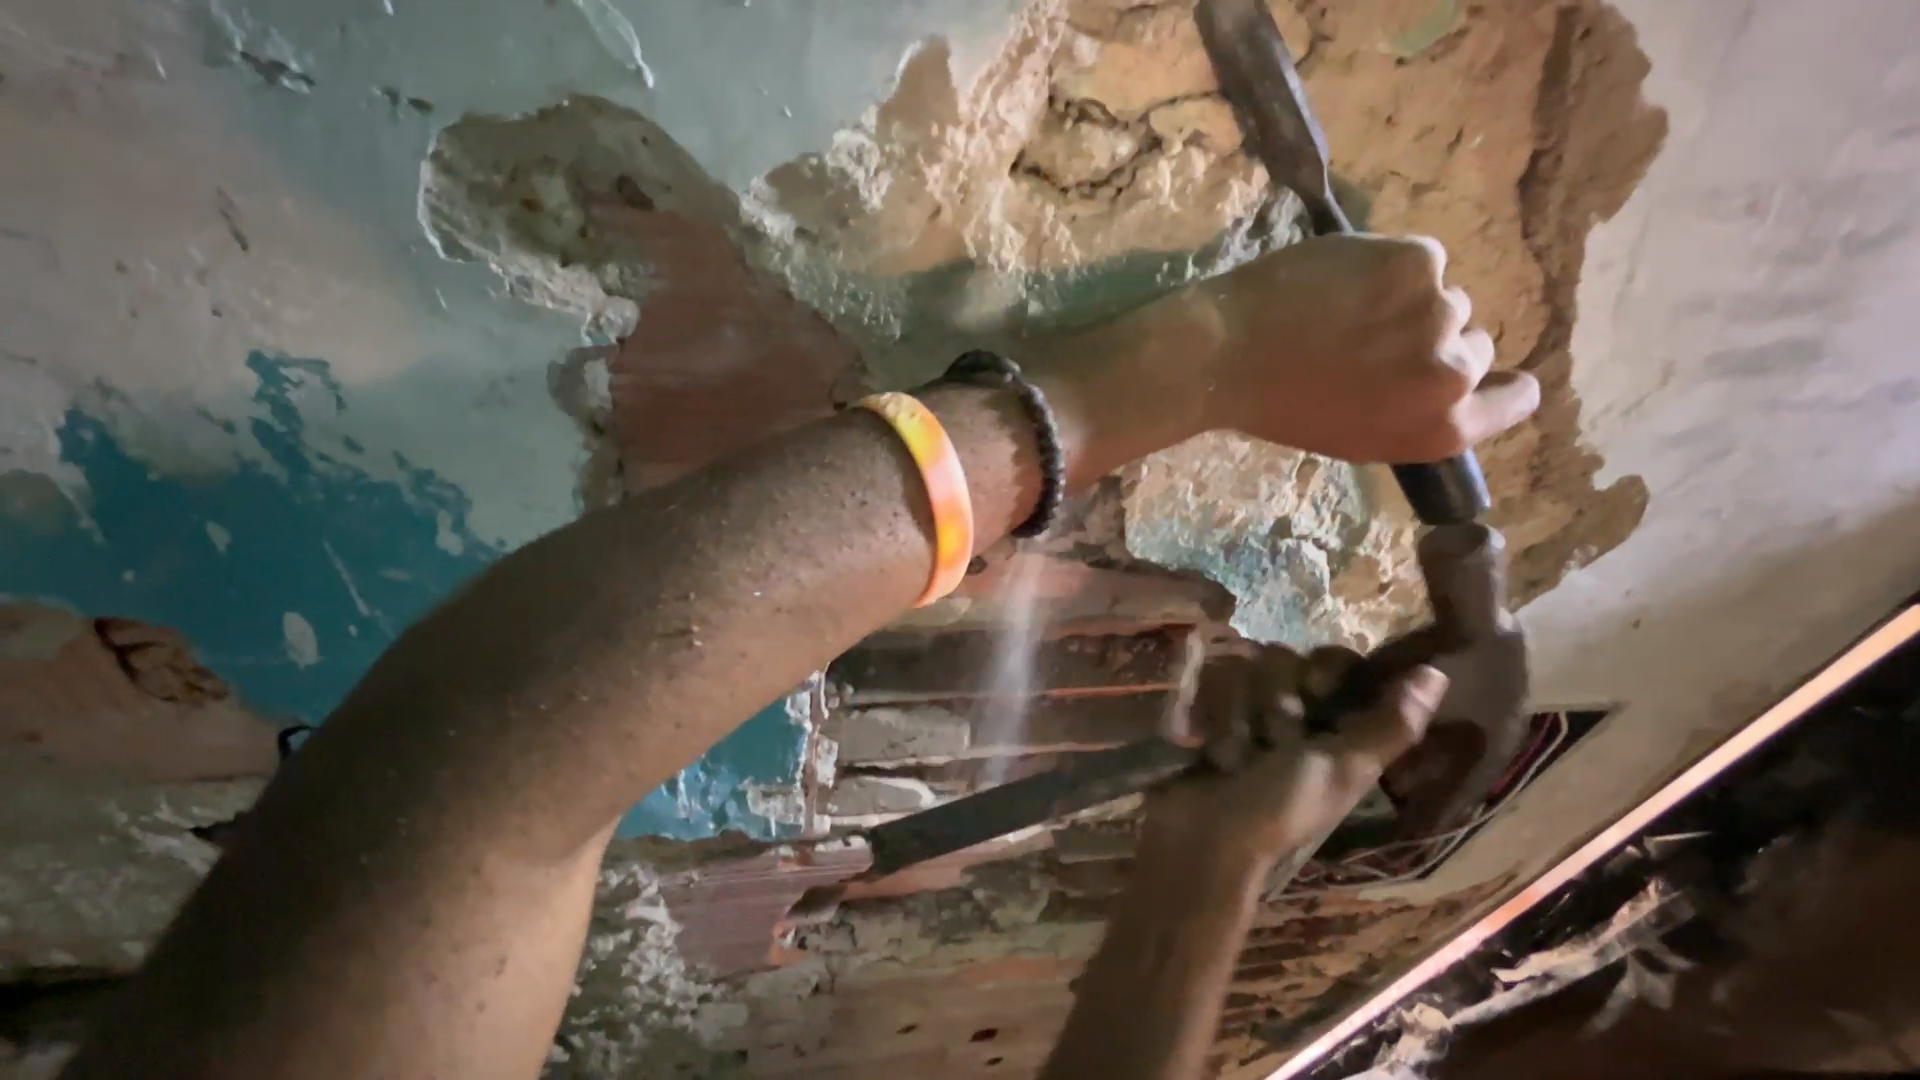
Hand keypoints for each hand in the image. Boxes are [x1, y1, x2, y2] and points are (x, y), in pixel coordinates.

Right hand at [1143, 643, 1447, 866]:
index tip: (1316, 688)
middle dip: (1273, 702)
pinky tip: (1207, 749)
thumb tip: (1439, 673)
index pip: (1333, 659)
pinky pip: (1204, 683)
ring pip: (1240, 670)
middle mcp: (1288, 709)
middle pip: (1281, 659)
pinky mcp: (1200, 712)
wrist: (1204, 839)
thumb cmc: (1283, 807)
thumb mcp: (1345, 769)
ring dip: (1237, 718)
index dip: (1324, 667)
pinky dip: (1210, 720)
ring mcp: (1240, 710)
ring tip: (1234, 758)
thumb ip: (1390, 723)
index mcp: (1334, 723)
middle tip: (1272, 743)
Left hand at [1194, 234, 1540, 463]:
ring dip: (1407, 301)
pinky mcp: (1417, 261)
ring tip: (1343, 314)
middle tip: (1368, 344)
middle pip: (1475, 343)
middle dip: (1431, 341)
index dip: (1498, 383)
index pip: (1515, 399)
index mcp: (1440, 429)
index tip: (1482, 373)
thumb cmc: (1277, 405)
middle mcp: (1452, 375)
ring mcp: (1439, 313)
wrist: (1223, 354)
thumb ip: (1415, 412)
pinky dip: (1387, 265)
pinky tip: (1339, 284)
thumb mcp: (1355, 435)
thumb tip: (1461, 382)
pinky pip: (1421, 260)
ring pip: (1445, 298)